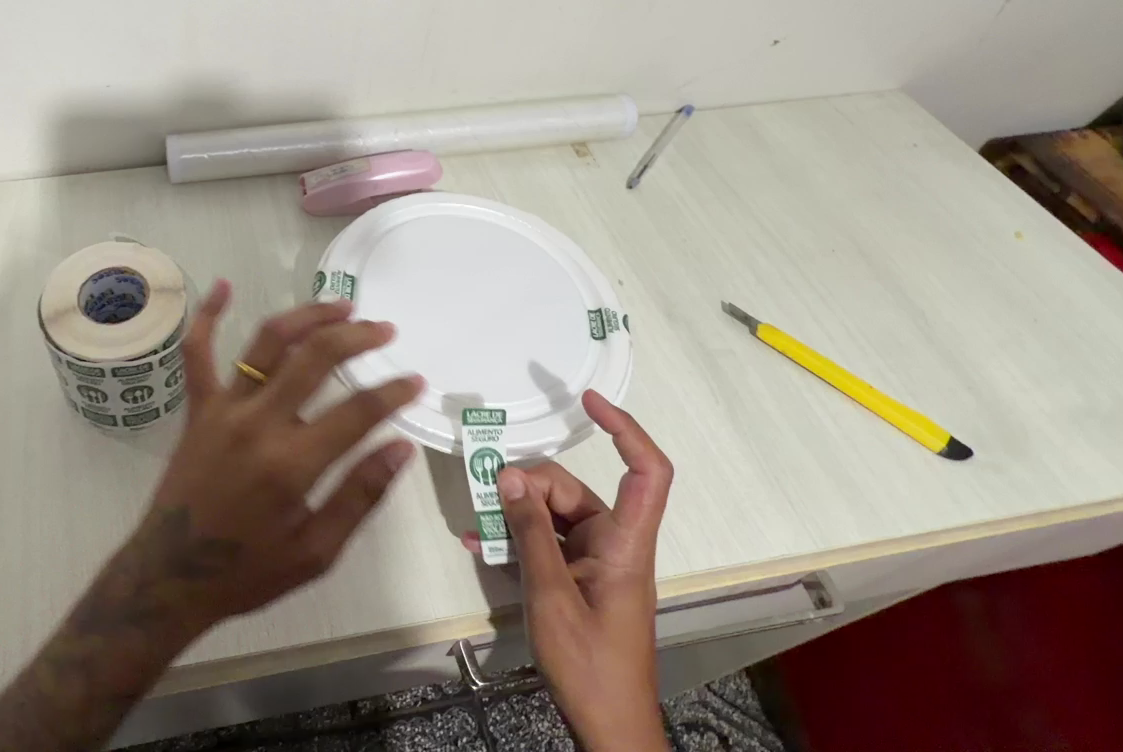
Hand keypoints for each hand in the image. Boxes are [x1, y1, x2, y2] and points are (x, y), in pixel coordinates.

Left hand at [132, 280, 423, 633]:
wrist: (169, 576)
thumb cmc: (248, 570)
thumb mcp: (316, 552)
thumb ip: (360, 497)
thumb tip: (402, 447)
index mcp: (292, 464)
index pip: (357, 412)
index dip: (393, 392)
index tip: (416, 380)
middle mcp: (258, 423)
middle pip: (316, 358)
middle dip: (357, 337)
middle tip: (385, 329)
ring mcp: (223, 409)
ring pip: (267, 343)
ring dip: (307, 316)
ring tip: (340, 306)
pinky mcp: (196, 408)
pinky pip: (196, 353)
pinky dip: (206, 316)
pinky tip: (224, 286)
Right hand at [461, 390, 673, 751]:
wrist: (606, 725)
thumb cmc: (589, 663)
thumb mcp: (551, 594)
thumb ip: (530, 532)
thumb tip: (511, 477)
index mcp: (625, 543)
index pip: (646, 472)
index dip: (625, 430)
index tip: (588, 403)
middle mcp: (613, 543)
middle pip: (574, 490)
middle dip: (530, 485)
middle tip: (489, 492)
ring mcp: (594, 561)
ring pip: (553, 515)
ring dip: (514, 514)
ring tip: (477, 522)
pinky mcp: (577, 578)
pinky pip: (545, 542)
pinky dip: (515, 539)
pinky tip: (480, 544)